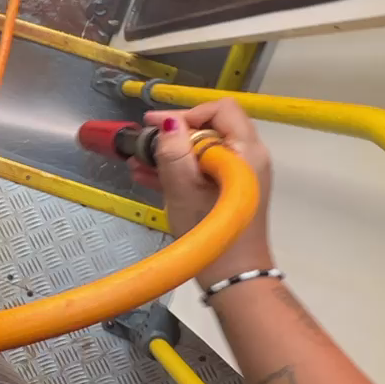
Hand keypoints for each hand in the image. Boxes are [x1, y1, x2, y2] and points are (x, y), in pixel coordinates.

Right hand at [126, 99, 274, 287]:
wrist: (230, 273)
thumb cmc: (207, 227)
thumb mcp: (183, 187)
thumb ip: (175, 151)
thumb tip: (170, 123)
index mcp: (245, 151)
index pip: (221, 110)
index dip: (187, 113)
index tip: (156, 126)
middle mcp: (247, 158)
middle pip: (210, 128)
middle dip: (174, 133)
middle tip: (144, 142)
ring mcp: (237, 176)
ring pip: (202, 150)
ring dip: (170, 152)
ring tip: (137, 162)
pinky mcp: (227, 192)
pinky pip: (200, 170)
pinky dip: (176, 169)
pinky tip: (145, 176)